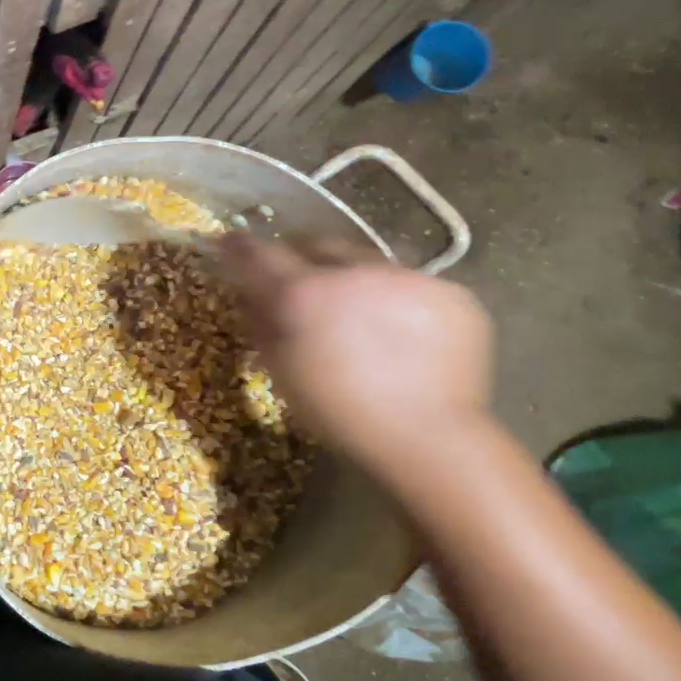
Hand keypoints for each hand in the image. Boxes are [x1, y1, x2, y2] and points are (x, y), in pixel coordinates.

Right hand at [217, 233, 497, 478]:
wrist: (428, 437)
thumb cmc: (337, 410)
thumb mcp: (279, 368)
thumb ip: (260, 320)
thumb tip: (248, 293)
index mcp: (303, 292)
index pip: (258, 252)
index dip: (238, 246)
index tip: (230, 243)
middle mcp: (353, 273)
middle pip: (316, 244)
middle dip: (301, 258)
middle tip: (298, 283)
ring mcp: (408, 278)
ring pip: (366, 262)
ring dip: (351, 279)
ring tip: (356, 313)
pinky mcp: (450, 292)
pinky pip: (410, 283)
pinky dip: (395, 298)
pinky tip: (397, 331)